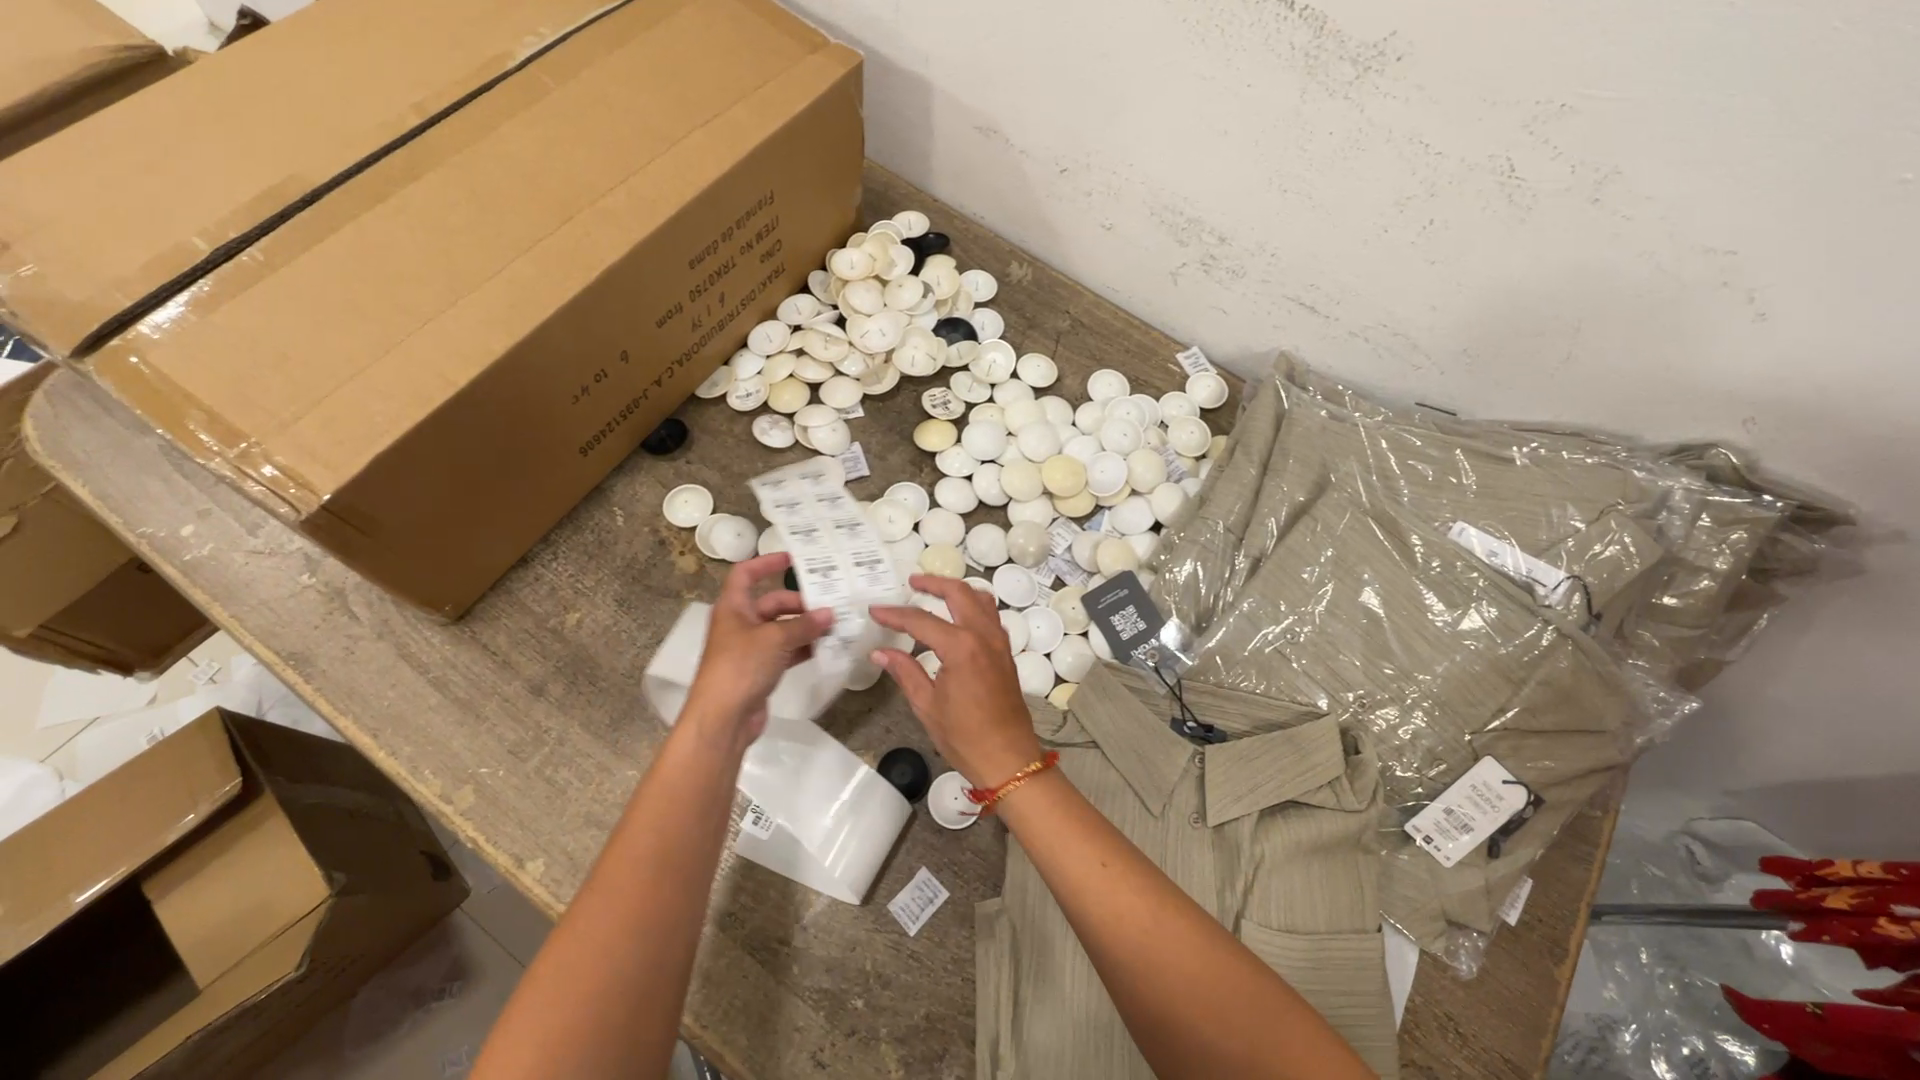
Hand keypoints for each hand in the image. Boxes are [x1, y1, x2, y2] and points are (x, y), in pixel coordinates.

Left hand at [682, 554, 832, 748]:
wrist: (723, 718)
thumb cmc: (741, 667)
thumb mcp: (775, 639)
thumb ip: (804, 625)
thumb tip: (829, 613)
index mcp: (733, 607)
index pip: (746, 574)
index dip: (766, 562)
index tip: (793, 559)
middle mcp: (740, 624)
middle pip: (772, 603)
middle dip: (800, 603)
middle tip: (831, 604)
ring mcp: (750, 648)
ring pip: (782, 628)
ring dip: (806, 626)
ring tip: (836, 625)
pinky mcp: (760, 669)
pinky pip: (786, 650)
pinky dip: (804, 647)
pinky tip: (827, 648)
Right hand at [870, 575, 1042, 786]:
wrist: (1008, 758)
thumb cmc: (964, 736)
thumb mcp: (927, 705)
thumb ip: (905, 672)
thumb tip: (880, 653)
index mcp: (961, 647)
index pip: (921, 620)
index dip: (895, 615)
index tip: (875, 611)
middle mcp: (983, 636)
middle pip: (958, 593)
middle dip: (934, 583)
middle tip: (911, 582)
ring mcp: (999, 643)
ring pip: (981, 600)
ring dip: (958, 590)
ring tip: (936, 592)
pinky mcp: (1006, 653)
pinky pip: (991, 617)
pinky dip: (974, 607)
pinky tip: (959, 617)